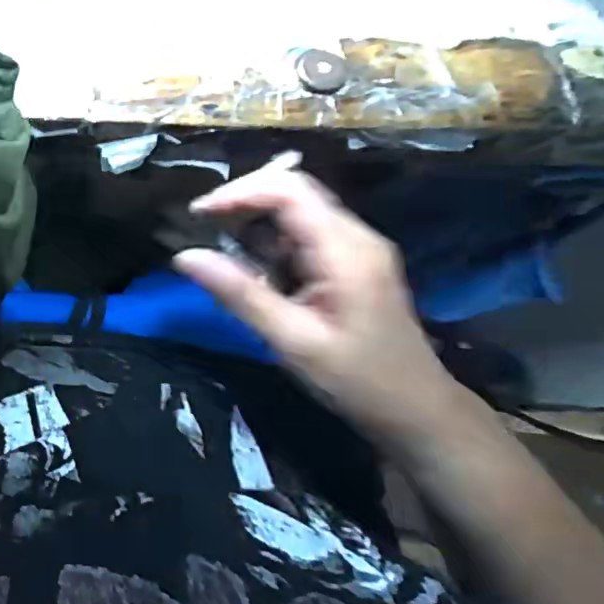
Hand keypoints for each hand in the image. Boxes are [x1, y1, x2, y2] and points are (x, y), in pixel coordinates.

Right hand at [172, 153, 469, 451]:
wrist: (419, 413)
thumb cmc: (357, 380)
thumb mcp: (292, 341)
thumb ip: (239, 294)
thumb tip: (185, 256)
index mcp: (346, 249)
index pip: (287, 190)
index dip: (238, 192)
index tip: (197, 213)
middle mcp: (355, 236)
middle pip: (292, 192)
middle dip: (242, 203)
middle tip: (202, 228)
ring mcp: (356, 248)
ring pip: (295, 212)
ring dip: (255, 226)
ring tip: (223, 255)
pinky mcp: (351, 263)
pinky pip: (304, 235)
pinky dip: (272, 245)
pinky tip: (257, 274)